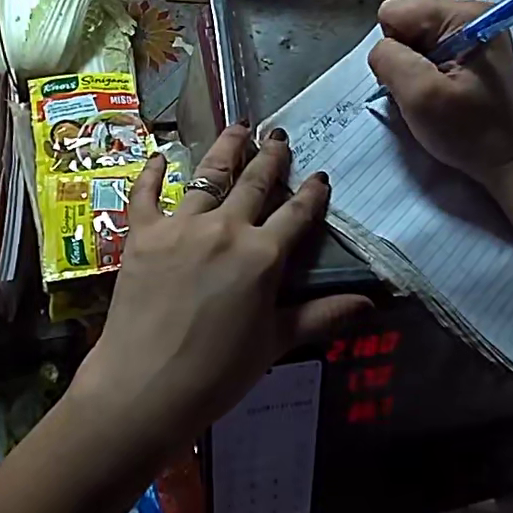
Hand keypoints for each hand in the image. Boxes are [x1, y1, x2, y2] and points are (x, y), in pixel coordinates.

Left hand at [71, 125, 370, 452]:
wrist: (147, 385)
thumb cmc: (218, 372)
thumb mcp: (275, 342)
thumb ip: (321, 316)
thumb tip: (371, 304)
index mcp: (262, 256)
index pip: (297, 215)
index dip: (312, 194)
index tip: (320, 176)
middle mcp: (224, 229)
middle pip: (254, 183)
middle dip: (271, 157)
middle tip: (278, 136)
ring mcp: (179, 227)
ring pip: (207, 175)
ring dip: (225, 149)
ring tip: (237, 127)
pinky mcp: (141, 235)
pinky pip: (146, 194)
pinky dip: (154, 173)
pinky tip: (162, 156)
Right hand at [367, 0, 512, 181]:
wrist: (510, 159)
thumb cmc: (469, 130)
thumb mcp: (420, 96)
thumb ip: (391, 61)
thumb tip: (380, 49)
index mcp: (462, 16)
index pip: (396, 12)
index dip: (393, 50)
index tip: (414, 80)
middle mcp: (470, 15)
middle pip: (406, 24)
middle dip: (404, 60)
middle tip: (424, 93)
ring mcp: (472, 34)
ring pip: (414, 42)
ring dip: (414, 72)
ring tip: (434, 98)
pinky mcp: (472, 54)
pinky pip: (428, 55)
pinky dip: (425, 78)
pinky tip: (442, 97)